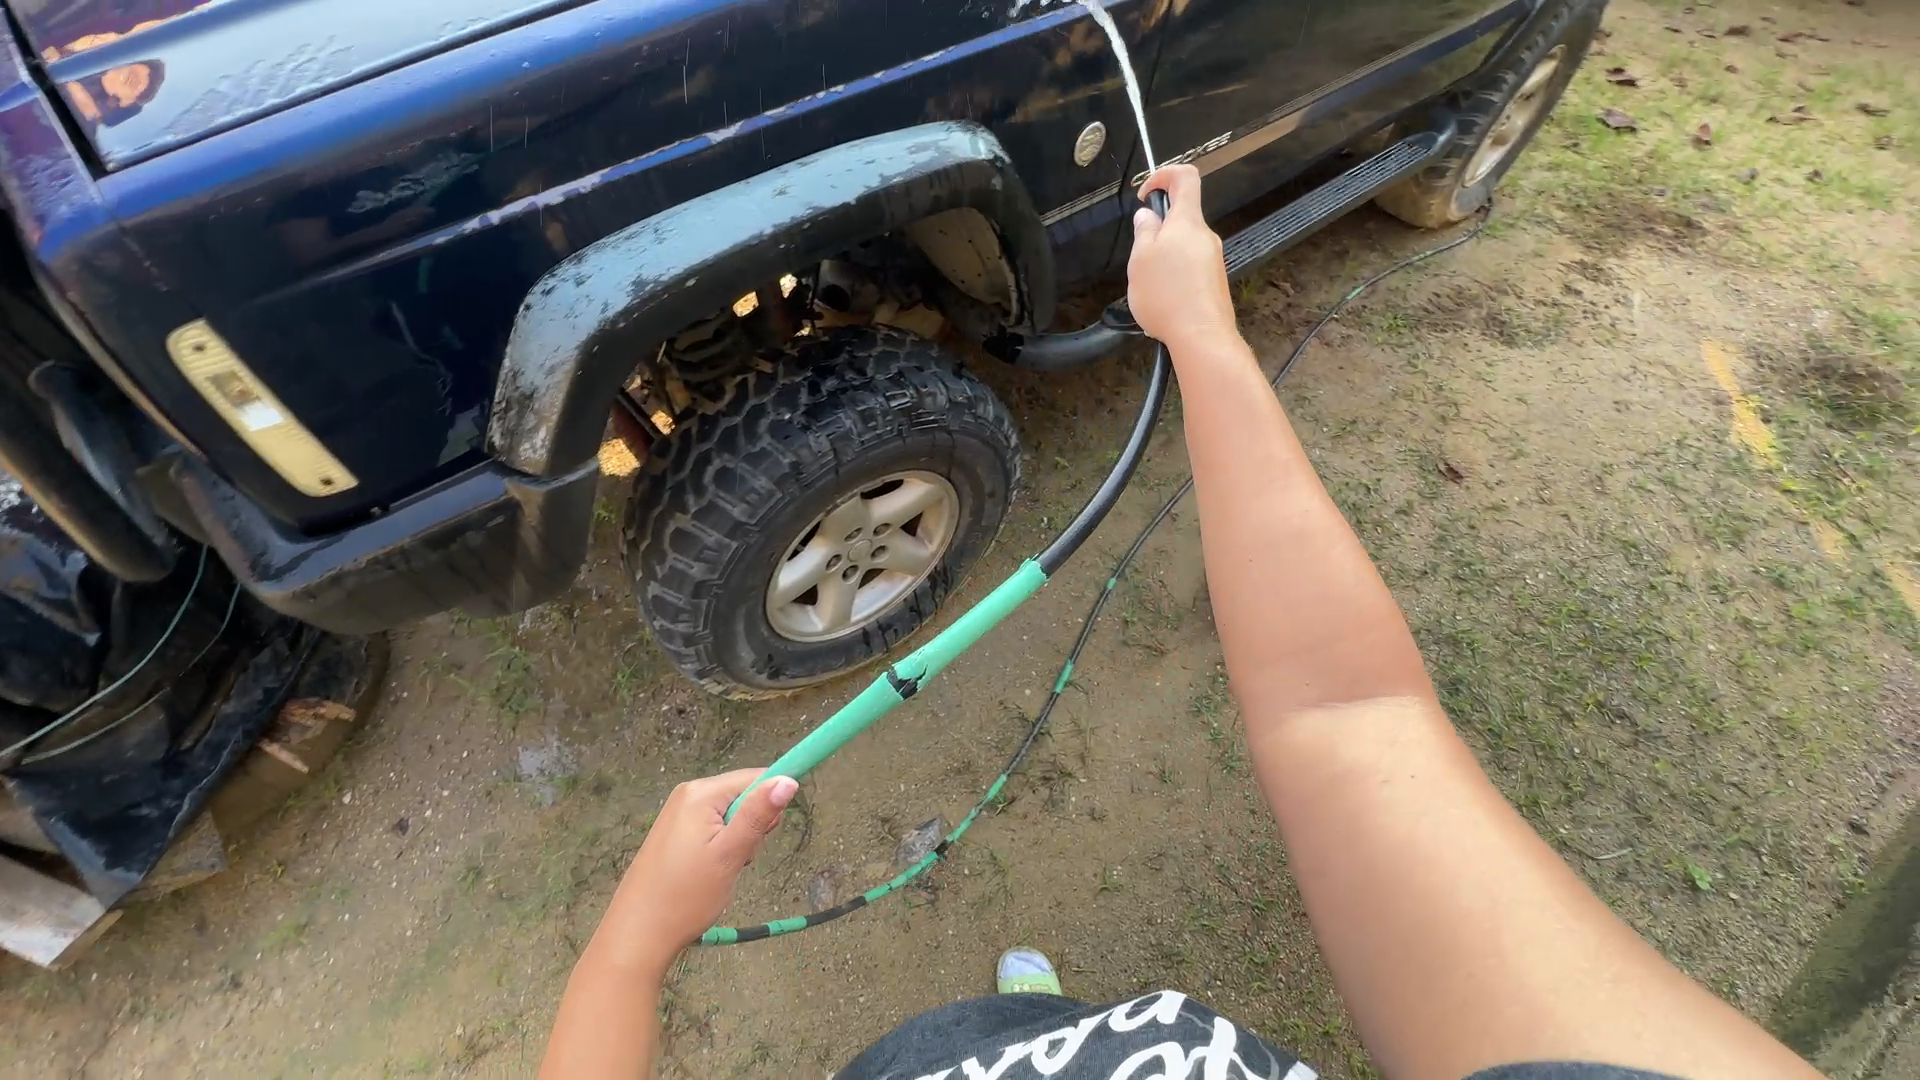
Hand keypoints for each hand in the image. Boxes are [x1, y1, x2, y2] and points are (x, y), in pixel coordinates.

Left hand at [591, 768, 797, 973]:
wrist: (636, 937)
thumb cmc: (685, 896)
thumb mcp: (730, 854)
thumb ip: (759, 814)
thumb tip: (789, 779)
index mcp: (701, 792)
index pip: (756, 777)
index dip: (770, 803)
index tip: (766, 834)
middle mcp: (689, 793)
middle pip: (743, 795)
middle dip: (752, 825)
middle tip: (739, 858)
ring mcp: (679, 813)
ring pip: (731, 814)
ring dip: (738, 839)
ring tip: (723, 869)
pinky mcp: (675, 832)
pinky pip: (714, 826)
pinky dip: (722, 846)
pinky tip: (711, 871)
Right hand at [1127, 165, 1239, 355]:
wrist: (1200, 336)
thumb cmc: (1167, 296)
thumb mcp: (1140, 260)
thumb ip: (1143, 232)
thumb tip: (1147, 217)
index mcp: (1187, 221)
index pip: (1185, 177)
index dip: (1163, 176)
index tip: (1145, 194)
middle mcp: (1204, 236)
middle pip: (1181, 217)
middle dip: (1156, 231)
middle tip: (1140, 257)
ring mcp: (1212, 259)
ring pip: (1183, 246)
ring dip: (1163, 258)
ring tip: (1150, 285)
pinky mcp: (1213, 282)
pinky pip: (1189, 268)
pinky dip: (1173, 277)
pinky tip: (1163, 300)